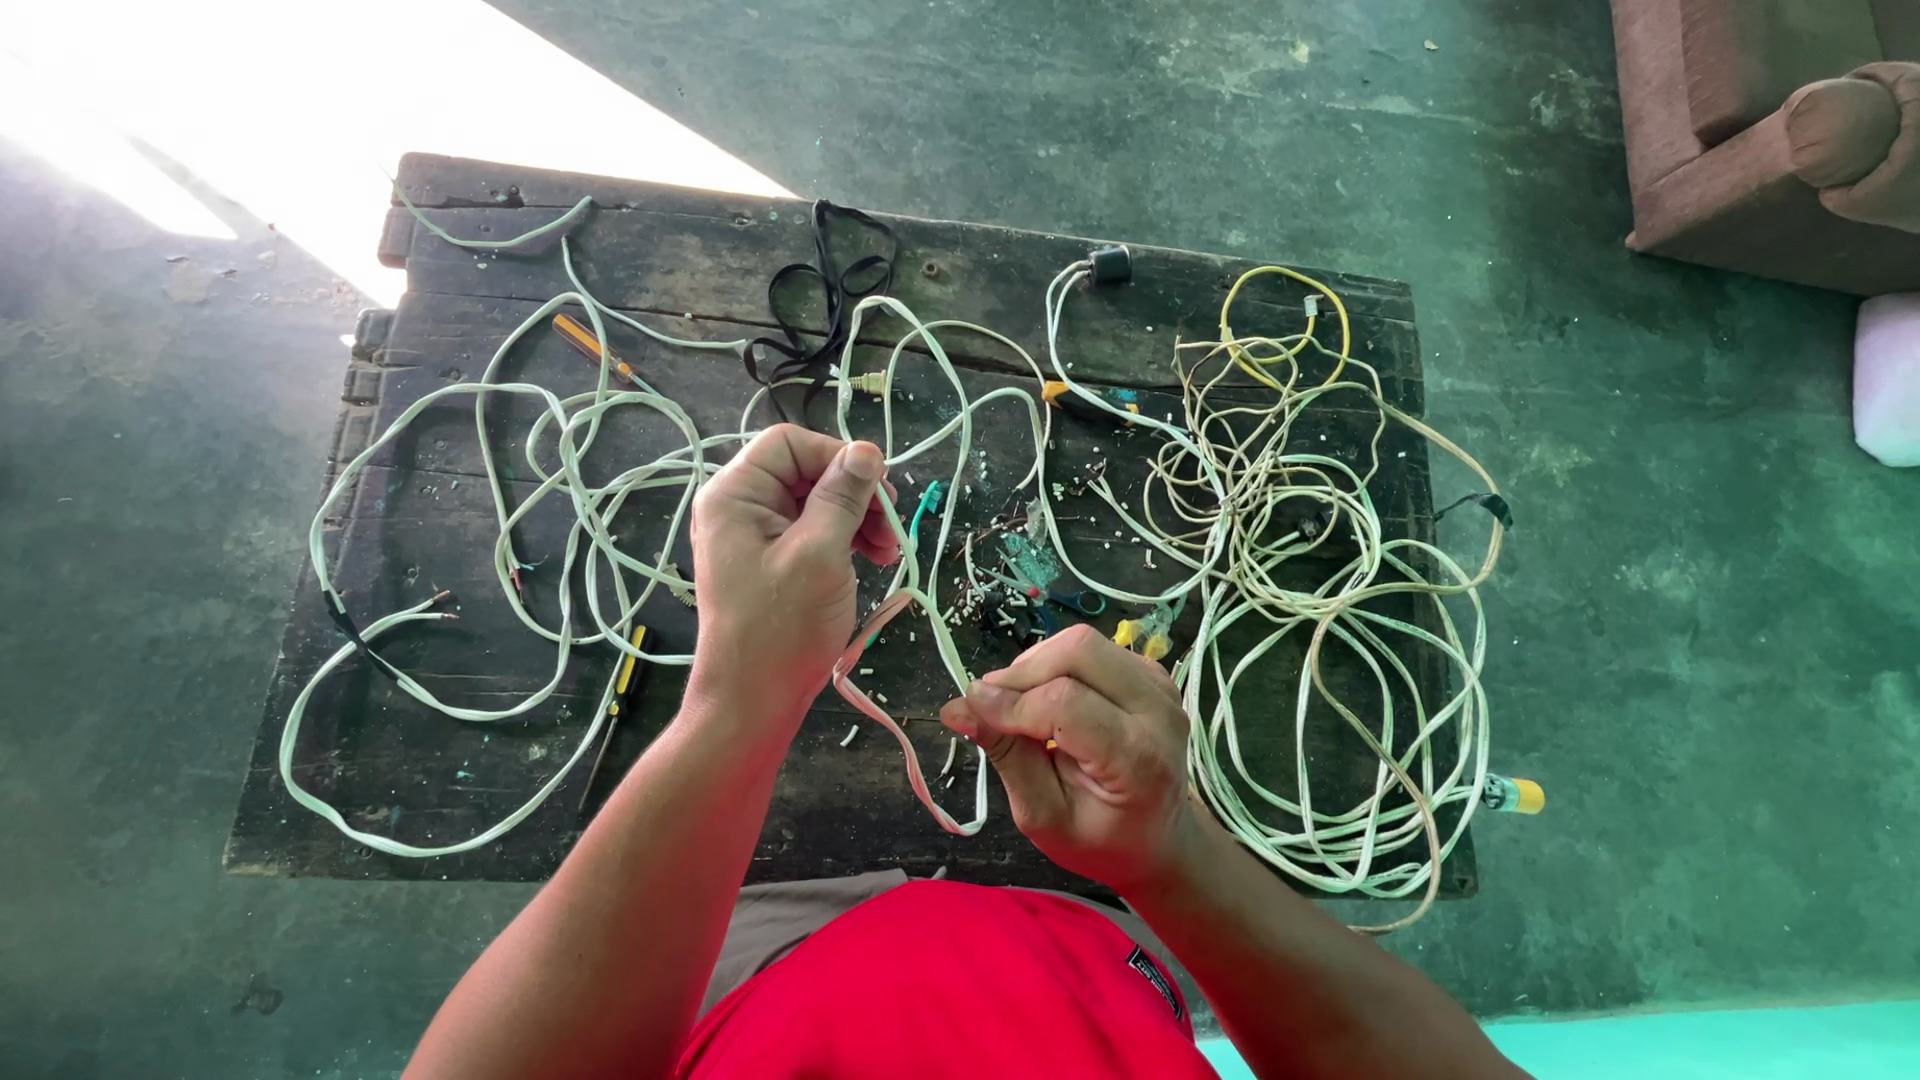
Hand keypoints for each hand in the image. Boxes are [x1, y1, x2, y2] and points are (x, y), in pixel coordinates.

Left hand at [688, 425, 898, 729]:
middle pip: (807, 471)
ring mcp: (757, 536)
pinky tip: (875, 559)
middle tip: (891, 526)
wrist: (753, 701)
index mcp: (735, 494)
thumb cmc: (781, 627)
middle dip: (855, 494)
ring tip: (888, 550)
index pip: (790, 443)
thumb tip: (867, 451)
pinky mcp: (775, 561)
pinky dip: (847, 539)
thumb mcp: (820, 554)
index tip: (878, 489)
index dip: (838, 456)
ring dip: (858, 518)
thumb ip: (843, 496)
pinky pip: (815, 531)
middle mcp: (741, 506)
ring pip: (817, 502)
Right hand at [939, 624, 1201, 894]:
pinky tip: (1045, 698)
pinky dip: (1055, 665)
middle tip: (989, 701)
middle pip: (1078, 651)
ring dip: (1036, 665)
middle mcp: (1157, 710)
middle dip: (1022, 671)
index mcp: (1138, 760)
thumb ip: (1006, 757)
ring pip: (1082, 643)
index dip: (1010, 703)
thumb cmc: (1099, 839)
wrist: (1158, 837)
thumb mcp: (1042, 815)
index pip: (1065, 704)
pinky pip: (1091, 648)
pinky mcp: (1150, 671)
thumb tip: (956, 709)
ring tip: (1016, 703)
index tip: (970, 709)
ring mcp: (1159, 685)